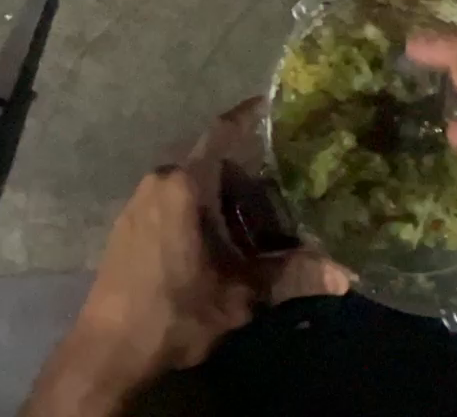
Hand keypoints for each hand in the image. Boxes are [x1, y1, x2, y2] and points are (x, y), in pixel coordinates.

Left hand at [24, 101, 345, 416]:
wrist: (108, 350)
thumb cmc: (174, 313)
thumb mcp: (238, 297)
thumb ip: (290, 277)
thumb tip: (347, 275)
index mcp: (185, 183)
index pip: (223, 132)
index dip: (250, 116)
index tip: (277, 106)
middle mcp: (160, 178)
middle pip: (211, 158)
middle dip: (246, 169)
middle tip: (284, 180)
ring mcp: (140, 198)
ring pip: (191, 179)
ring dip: (222, 191)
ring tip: (260, 210)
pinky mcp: (130, 220)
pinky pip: (173, 196)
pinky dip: (199, 204)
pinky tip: (220, 234)